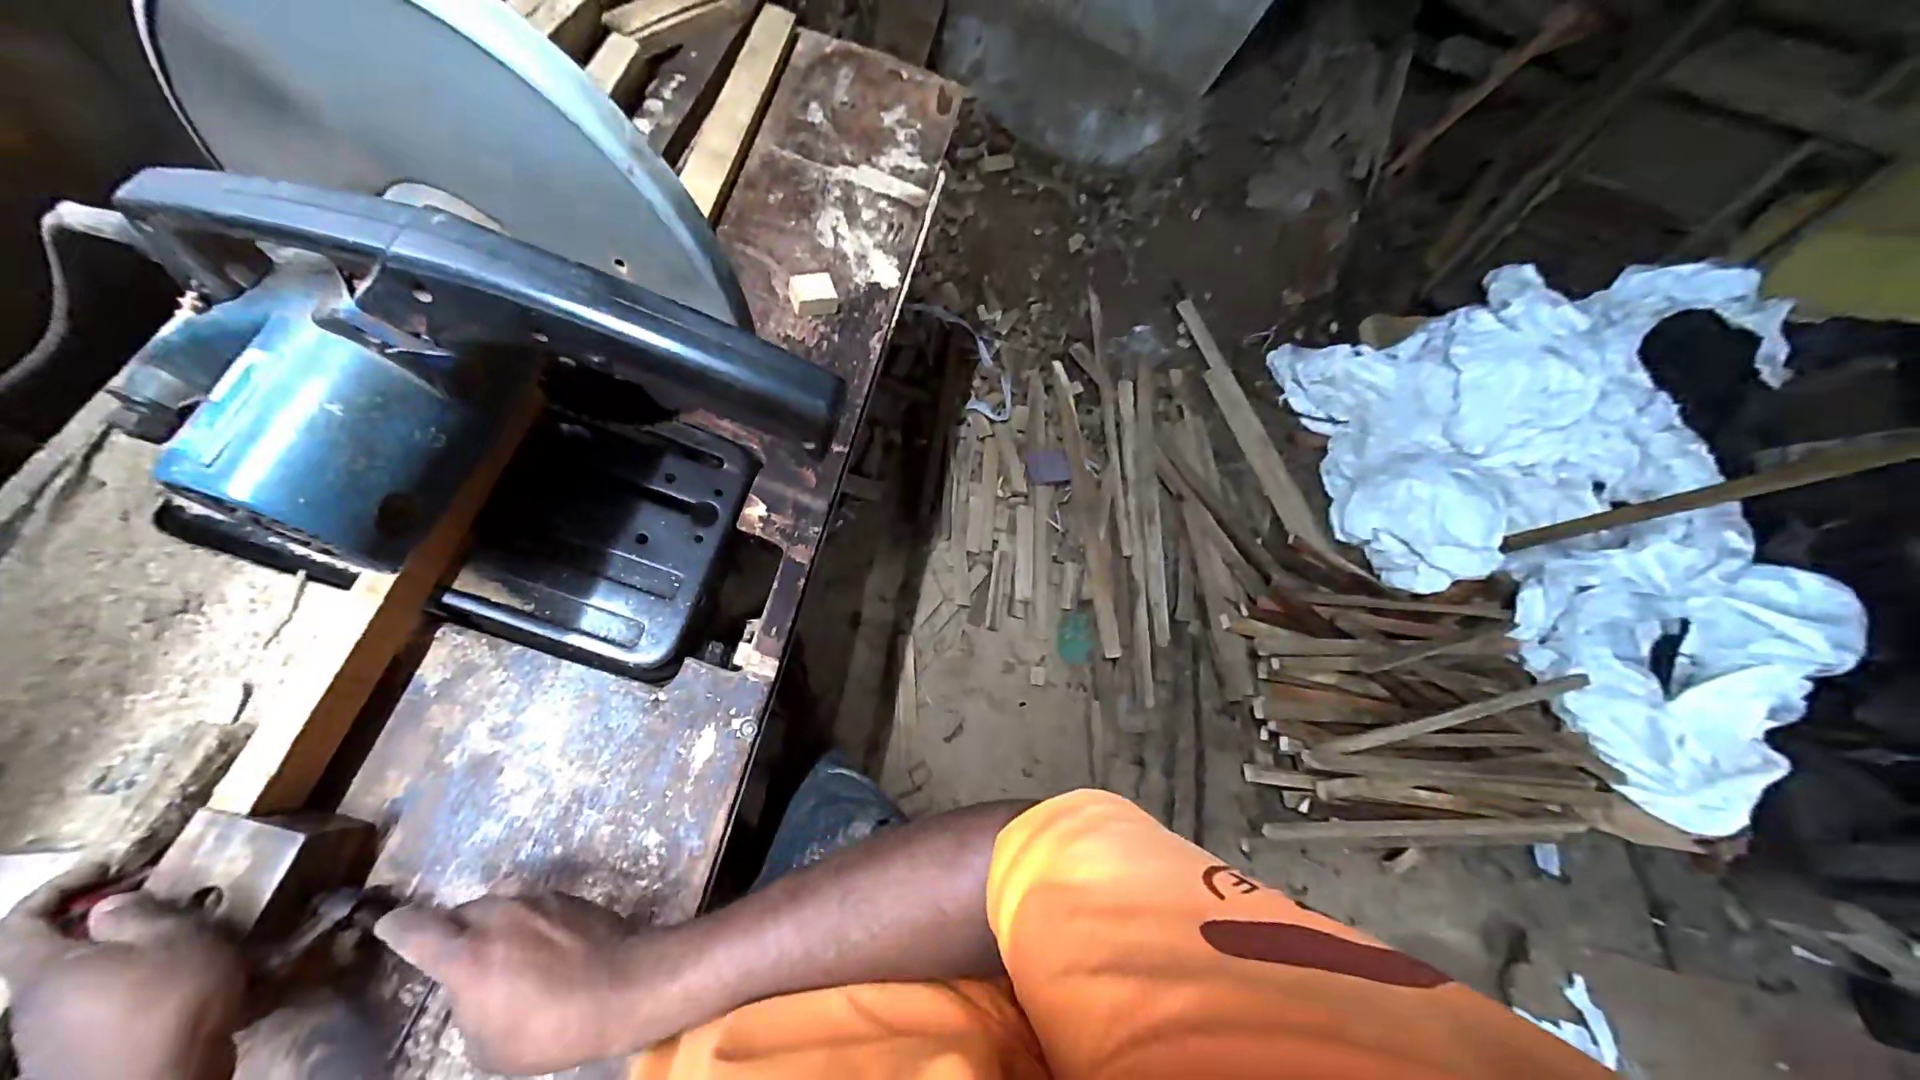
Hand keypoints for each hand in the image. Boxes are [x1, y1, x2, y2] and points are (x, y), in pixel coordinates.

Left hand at [0, 861, 247, 1079]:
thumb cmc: (167, 1001)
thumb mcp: (176, 940)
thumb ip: (142, 916)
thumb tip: (108, 905)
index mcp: (47, 971)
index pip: (20, 923)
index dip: (59, 887)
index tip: (111, 865)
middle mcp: (35, 1004)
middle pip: (60, 955)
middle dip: (112, 926)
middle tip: (172, 904)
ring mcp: (54, 1037)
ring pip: (91, 981)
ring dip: (135, 957)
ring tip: (194, 944)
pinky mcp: (84, 1057)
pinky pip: (110, 1007)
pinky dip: (144, 988)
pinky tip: (190, 985)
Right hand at [375, 893, 686, 1075]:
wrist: (623, 985)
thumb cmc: (550, 1027)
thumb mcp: (487, 1044)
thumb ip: (468, 1008)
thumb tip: (475, 989)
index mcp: (467, 955)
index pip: (417, 930)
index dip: (399, 927)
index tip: (390, 923)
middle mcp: (500, 916)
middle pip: (463, 912)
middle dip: (455, 930)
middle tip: (459, 954)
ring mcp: (539, 901)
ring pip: (503, 905)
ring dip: (496, 924)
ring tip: (506, 954)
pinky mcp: (571, 898)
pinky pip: (536, 907)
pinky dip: (530, 923)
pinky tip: (543, 948)